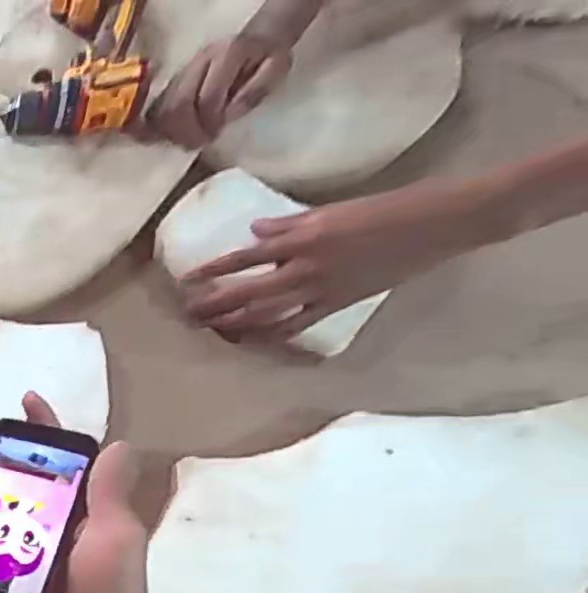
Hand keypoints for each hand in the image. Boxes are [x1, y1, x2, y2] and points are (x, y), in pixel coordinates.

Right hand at [0, 393, 153, 592]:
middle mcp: (59, 512)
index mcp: (83, 500)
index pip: (64, 455)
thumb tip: (117, 443)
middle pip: (19, 477)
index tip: (24, 403)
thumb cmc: (108, 579)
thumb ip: (109, 492)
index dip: (44, 426)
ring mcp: (37, 535)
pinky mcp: (19, 558)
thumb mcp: (115, 531)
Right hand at [143, 35, 292, 148]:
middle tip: (195, 145)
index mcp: (226, 54)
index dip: (208, 122)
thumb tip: (225, 118)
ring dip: (169, 134)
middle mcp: (196, 63)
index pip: (207, 97)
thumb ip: (255, 91)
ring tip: (185, 142)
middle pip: (175, 106)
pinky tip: (168, 139)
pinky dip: (155, 132)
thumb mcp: (277, 69)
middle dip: (184, 132)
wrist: (252, 44)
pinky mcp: (166, 89)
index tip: (215, 135)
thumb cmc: (265, 60)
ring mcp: (177, 76)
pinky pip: (151, 116)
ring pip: (159, 113)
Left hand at [177, 180, 485, 341]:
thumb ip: (291, 225)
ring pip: (262, 315)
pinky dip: (267, 335)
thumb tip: (254, 232)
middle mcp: (305, 268)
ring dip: (229, 324)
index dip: (210, 270)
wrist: (453, 219)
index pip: (242, 259)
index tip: (185, 281)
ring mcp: (320, 290)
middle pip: (242, 294)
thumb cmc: (396, 206)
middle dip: (210, 306)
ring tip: (206, 328)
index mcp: (304, 240)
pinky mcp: (338, 304)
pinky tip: (247, 340)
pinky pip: (293, 326)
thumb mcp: (338, 209)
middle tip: (185, 314)